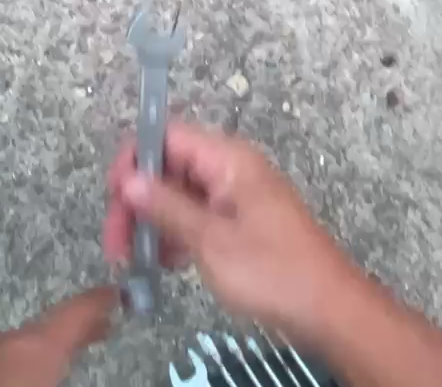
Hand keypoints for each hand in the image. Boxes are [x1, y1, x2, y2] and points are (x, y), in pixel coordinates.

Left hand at [0, 286, 117, 386]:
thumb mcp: (45, 377)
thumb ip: (70, 371)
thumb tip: (97, 380)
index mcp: (32, 351)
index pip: (73, 313)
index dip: (97, 304)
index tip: (117, 295)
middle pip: (42, 332)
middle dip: (71, 333)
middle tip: (101, 332)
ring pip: (10, 353)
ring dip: (37, 358)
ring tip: (61, 368)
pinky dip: (9, 376)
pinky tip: (15, 385)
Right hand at [102, 123, 368, 338]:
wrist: (328, 307)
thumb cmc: (272, 270)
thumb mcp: (211, 240)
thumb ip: (167, 206)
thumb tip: (127, 179)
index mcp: (227, 157)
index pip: (167, 134)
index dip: (134, 158)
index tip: (113, 196)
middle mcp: (229, 166)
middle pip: (168, 164)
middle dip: (137, 199)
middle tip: (117, 244)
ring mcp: (234, 192)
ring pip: (178, 191)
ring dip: (153, 220)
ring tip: (138, 260)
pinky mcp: (238, 218)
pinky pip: (195, 212)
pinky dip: (176, 232)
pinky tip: (167, 262)